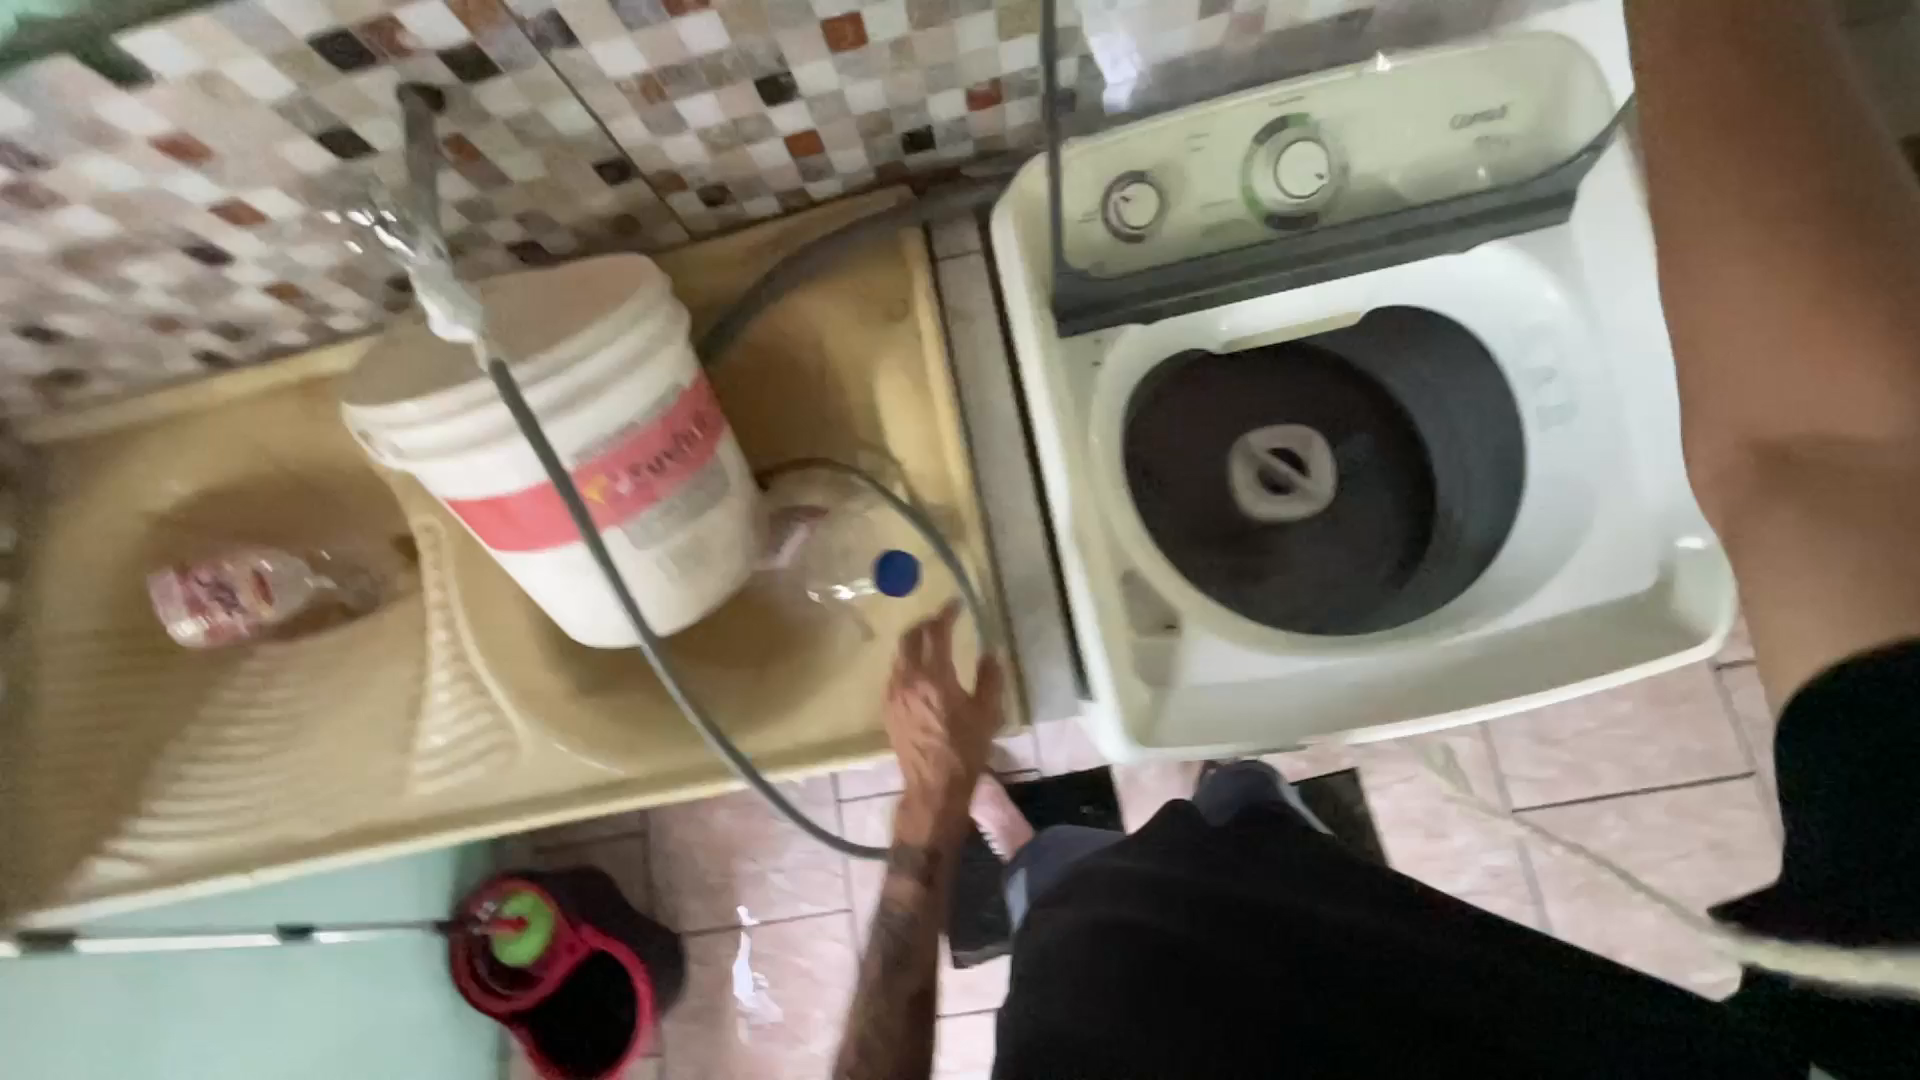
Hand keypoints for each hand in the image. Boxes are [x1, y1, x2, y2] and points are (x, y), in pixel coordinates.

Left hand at [883, 601, 1003, 826]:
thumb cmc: (965, 749)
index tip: (956, 605)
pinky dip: (907, 662)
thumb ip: (990, 677)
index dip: (946, 614)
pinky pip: (895, 673)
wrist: (934, 786)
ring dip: (915, 642)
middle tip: (942, 620)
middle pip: (910, 637)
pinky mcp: (888, 707)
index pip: (936, 632)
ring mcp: (893, 694)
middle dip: (926, 623)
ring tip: (932, 642)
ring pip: (899, 655)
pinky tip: (920, 670)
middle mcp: (908, 680)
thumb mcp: (987, 713)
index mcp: (935, 677)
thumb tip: (991, 652)